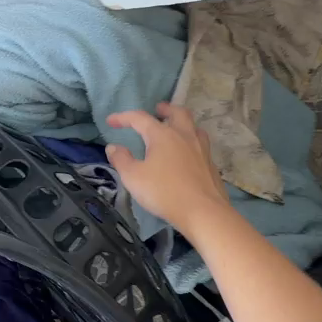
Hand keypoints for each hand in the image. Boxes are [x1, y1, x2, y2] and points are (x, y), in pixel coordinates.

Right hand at [104, 102, 233, 236]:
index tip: (111, 121)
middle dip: (165, 109)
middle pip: (178, 113)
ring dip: (182, 123)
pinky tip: (186, 154)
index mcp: (162, 135)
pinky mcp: (211, 165)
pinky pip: (201, 144)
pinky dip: (191, 141)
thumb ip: (121, 160)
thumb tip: (113, 147)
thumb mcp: (133, 177)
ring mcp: (201, 149)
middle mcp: (184, 136)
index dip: (123, 117)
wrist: (203, 212)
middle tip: (157, 109)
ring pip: (194, 127)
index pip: (140, 118)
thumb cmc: (164, 192)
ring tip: (174, 129)